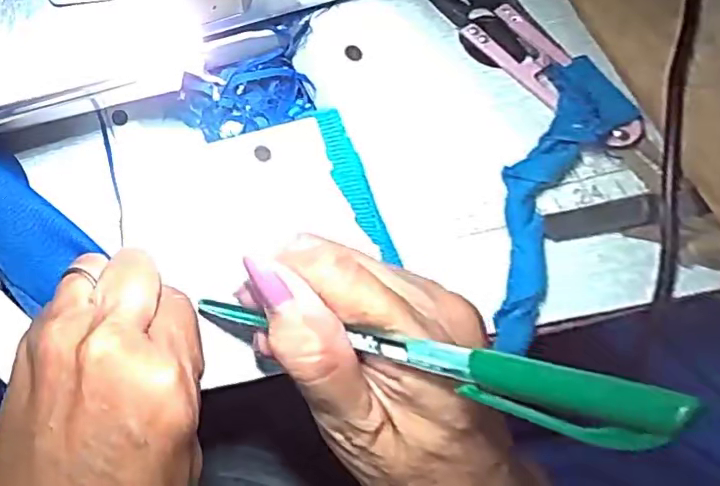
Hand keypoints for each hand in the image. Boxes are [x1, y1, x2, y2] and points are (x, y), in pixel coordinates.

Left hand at [0, 249, 204, 485]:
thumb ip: (178, 377)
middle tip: (141, 322)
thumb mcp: (181, 449)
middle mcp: (109, 342)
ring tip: (106, 321)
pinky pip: (60, 291)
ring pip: (93, 264)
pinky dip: (72, 305)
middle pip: (136, 265)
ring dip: (103, 288)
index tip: (170, 338)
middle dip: (144, 290)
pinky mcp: (29, 333)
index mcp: (159, 377)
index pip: (179, 302)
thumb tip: (169, 341)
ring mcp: (62, 331)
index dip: (176, 323)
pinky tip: (77, 335)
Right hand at [242, 236, 544, 485]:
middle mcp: (436, 303)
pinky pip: (352, 269)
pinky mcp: (422, 293)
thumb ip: (312, 353)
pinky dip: (324, 292)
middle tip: (271, 329)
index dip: (279, 275)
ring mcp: (433, 294)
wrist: (465, 484)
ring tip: (298, 337)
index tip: (254, 302)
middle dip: (286, 283)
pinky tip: (323, 329)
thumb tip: (270, 281)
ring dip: (302, 289)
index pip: (330, 267)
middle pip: (331, 256)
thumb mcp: (353, 427)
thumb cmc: (418, 472)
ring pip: (336, 257)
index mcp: (426, 336)